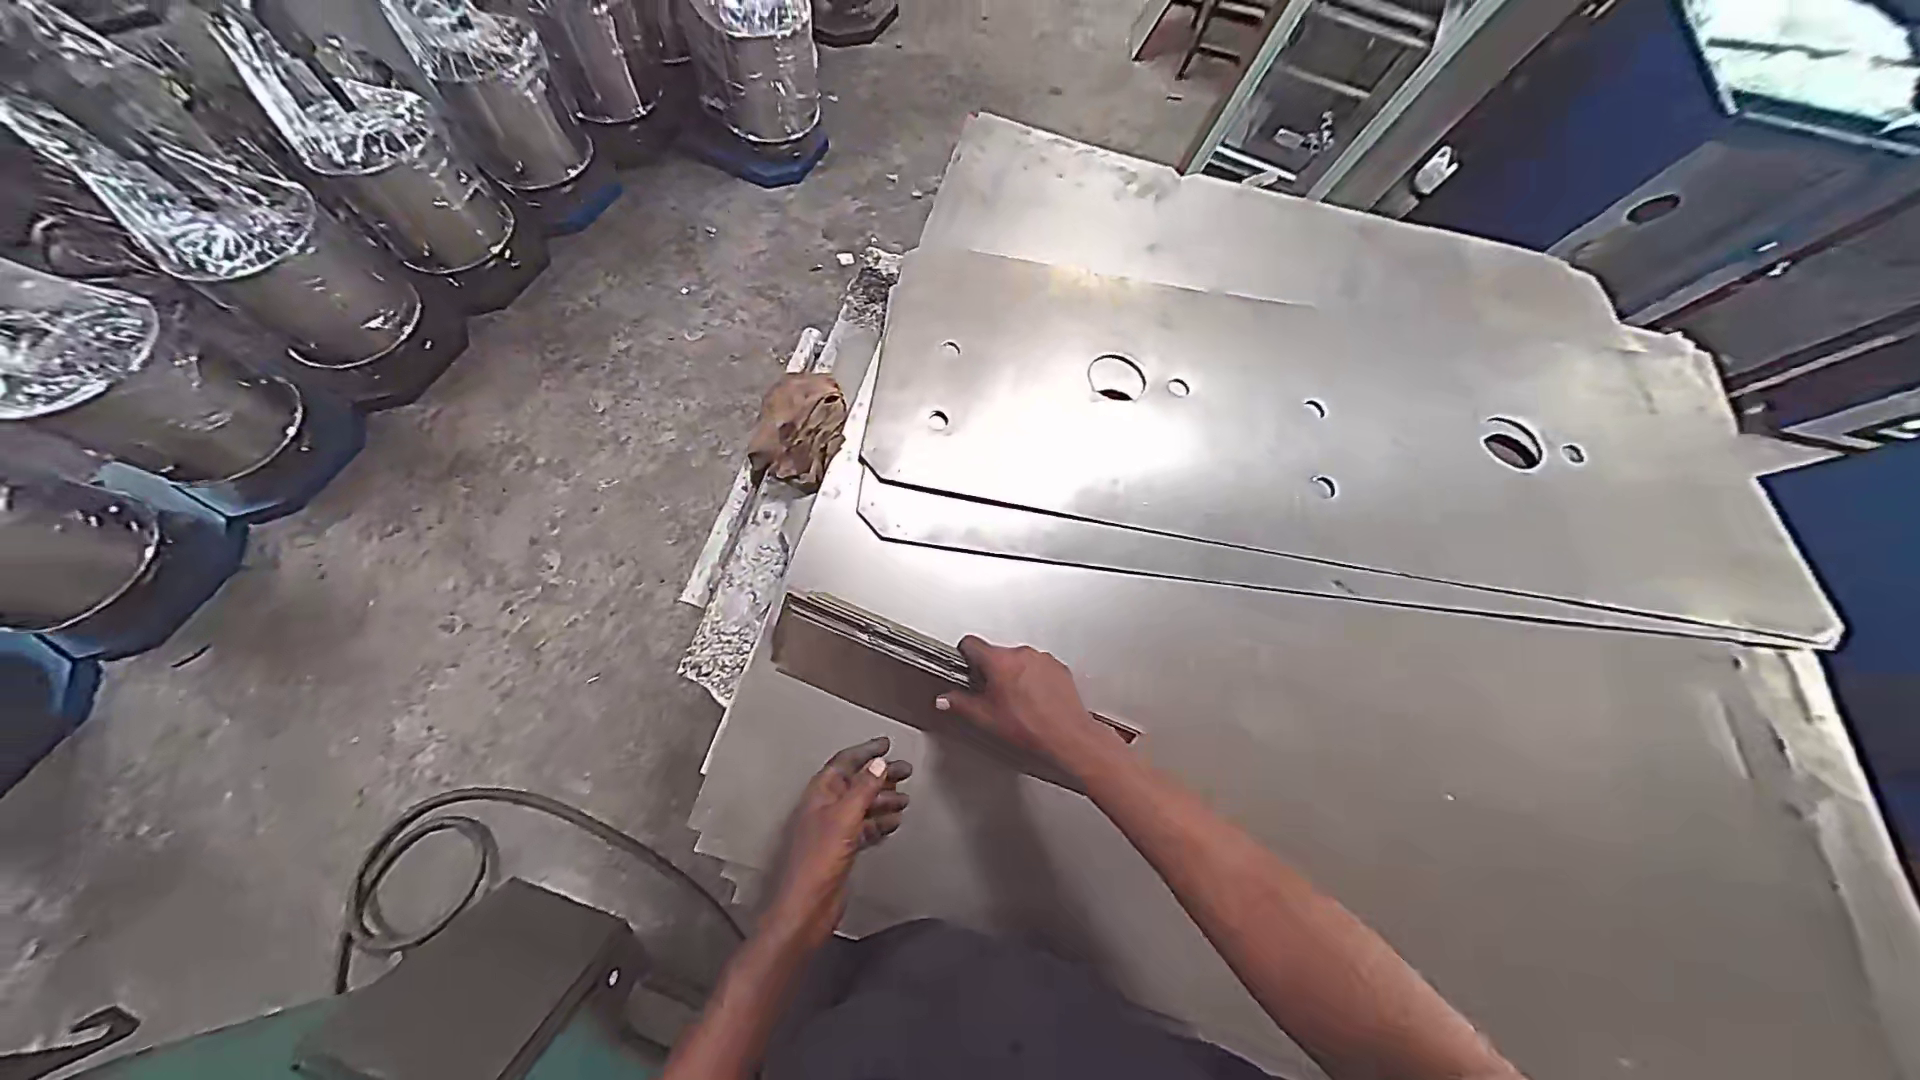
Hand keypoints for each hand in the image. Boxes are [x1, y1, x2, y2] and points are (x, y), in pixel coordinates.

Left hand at [768, 737, 911, 941]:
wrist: (807, 907)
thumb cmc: (818, 861)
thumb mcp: (844, 817)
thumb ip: (863, 788)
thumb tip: (879, 763)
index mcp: (821, 794)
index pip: (845, 762)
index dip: (866, 751)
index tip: (885, 744)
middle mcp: (826, 807)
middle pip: (858, 782)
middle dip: (882, 775)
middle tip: (905, 769)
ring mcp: (834, 829)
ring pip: (863, 805)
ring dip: (884, 799)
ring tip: (905, 797)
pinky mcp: (842, 849)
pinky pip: (865, 827)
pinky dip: (880, 822)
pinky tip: (894, 821)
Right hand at [937, 636, 1122, 777]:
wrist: (1067, 737)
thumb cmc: (1030, 728)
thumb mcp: (985, 718)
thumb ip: (960, 704)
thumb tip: (946, 699)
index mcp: (999, 661)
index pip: (971, 643)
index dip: (964, 655)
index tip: (965, 666)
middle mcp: (1021, 654)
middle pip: (996, 653)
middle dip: (991, 671)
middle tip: (992, 695)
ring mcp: (1042, 659)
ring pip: (1018, 660)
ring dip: (1013, 674)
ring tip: (1016, 702)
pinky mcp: (1057, 667)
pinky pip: (1038, 666)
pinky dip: (1033, 678)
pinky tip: (1034, 701)